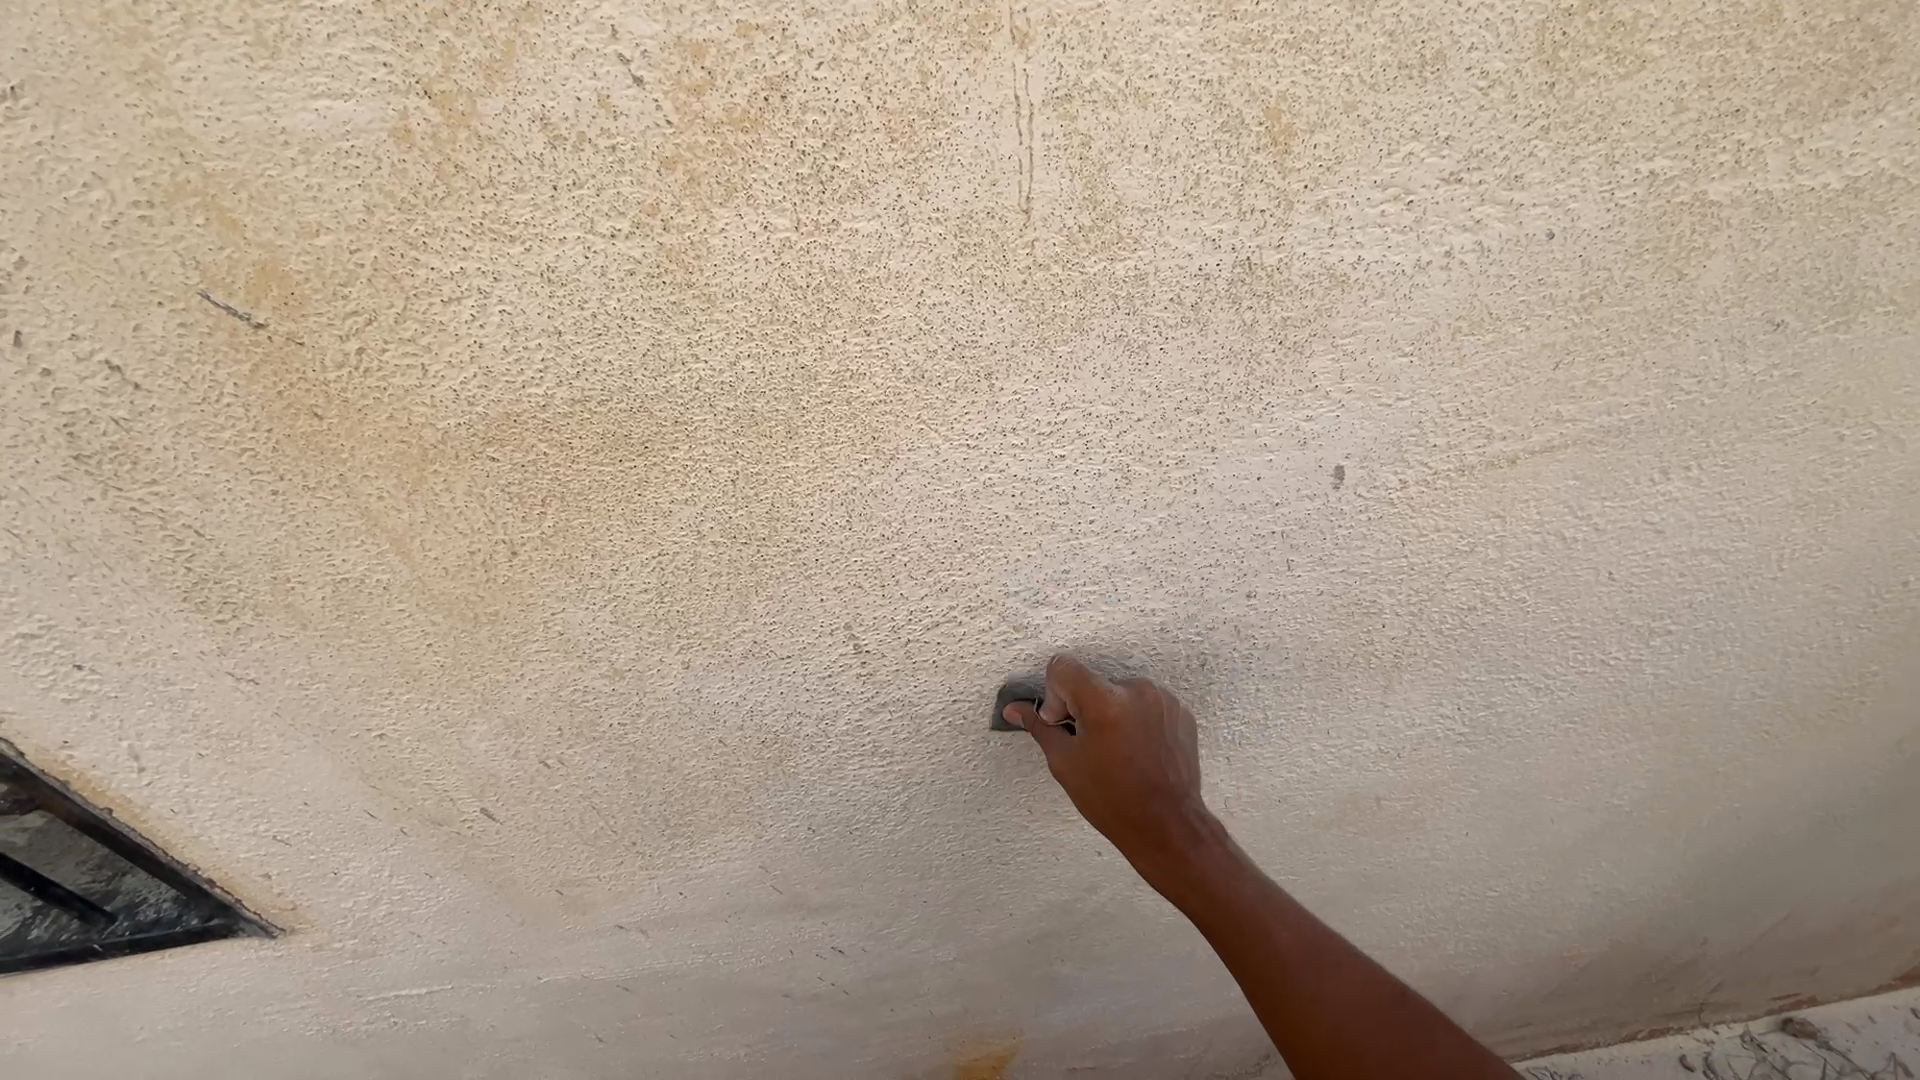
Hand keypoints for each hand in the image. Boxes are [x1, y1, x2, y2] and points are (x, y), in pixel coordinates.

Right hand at [1003, 655, 1213, 867]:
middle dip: (1083, 706)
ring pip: (1118, 691)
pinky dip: (1135, 718)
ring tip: (1117, 750)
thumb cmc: (1115, 801)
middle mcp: (1137, 691)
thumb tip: (1015, 709)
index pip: (1063, 667)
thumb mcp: (1065, 763)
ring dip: (1111, 711)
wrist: (1167, 826)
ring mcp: (1162, 699)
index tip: (1065, 722)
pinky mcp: (1179, 710)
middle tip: (1090, 744)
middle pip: (1091, 681)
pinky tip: (1136, 749)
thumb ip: (1040, 727)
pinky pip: (1144, 702)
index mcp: (1105, 702)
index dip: (1055, 694)